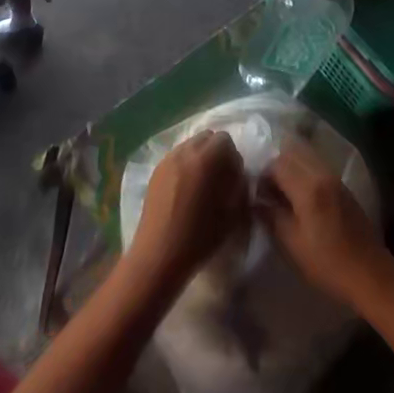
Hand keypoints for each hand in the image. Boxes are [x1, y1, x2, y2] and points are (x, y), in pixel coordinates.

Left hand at [127, 130, 248, 285]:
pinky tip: (185, 190)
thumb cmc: (201, 235)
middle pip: (206, 137)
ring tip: (201, 185)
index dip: (232, 156)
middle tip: (219, 178)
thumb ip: (239, 183)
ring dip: (199, 158)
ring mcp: (166, 161)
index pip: (225, 139)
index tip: (233, 177)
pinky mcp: (154, 173)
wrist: (159, 255)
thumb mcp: (233, 211)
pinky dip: (185, 166)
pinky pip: (176, 158)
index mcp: (206, 158)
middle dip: (216, 152)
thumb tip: (236, 172)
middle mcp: (184, 152)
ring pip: (189, 146)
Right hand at [257, 136, 391, 310]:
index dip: (262, 176)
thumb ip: (271, 216)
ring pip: (307, 157)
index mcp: (309, 187)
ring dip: (291, 168)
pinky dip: (304, 173)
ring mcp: (337, 178)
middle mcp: (323, 174)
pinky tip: (299, 198)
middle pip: (293, 153)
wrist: (369, 273)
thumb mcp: (291, 243)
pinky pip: (318, 168)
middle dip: (275, 167)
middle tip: (267, 192)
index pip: (277, 164)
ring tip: (282, 195)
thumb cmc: (326, 263)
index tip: (256, 195)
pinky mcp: (344, 187)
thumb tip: (255, 201)